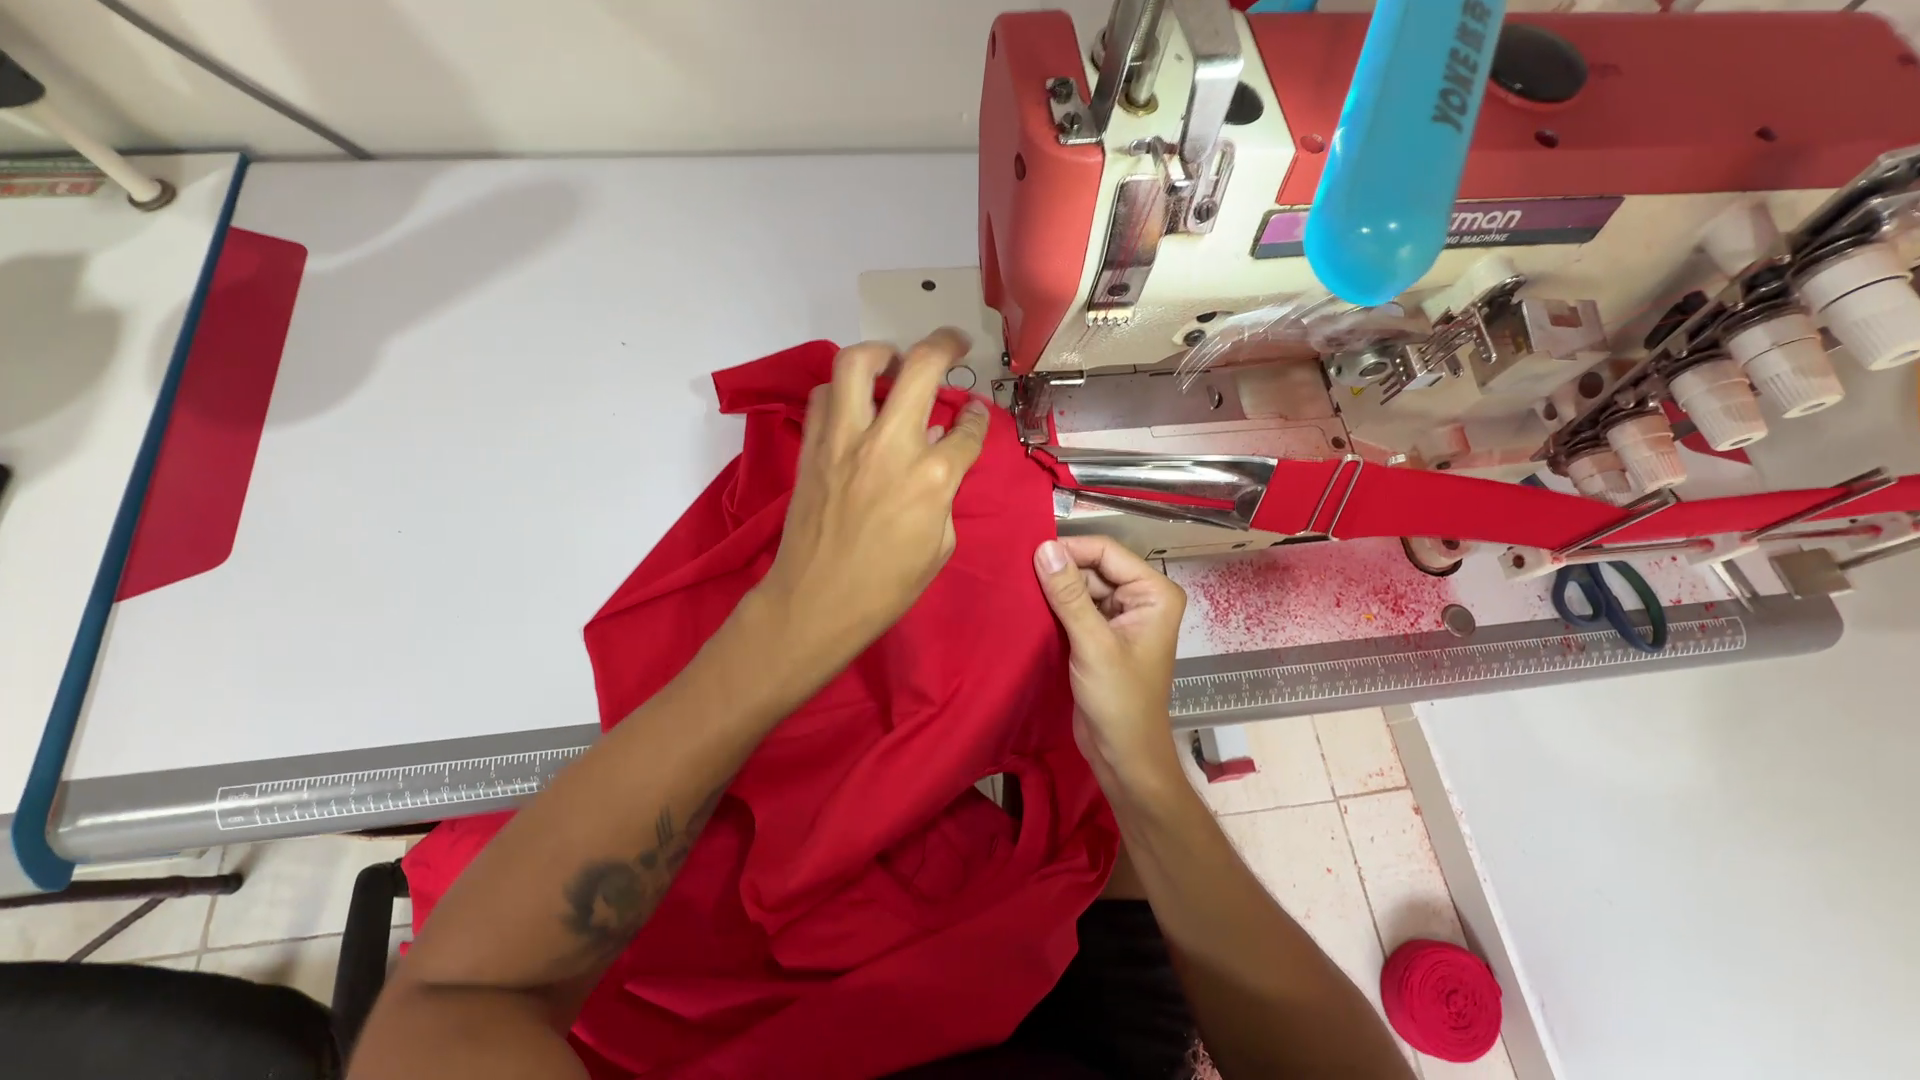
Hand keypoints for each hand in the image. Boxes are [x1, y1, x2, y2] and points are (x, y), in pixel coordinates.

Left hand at [758, 329, 990, 666]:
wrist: (817, 602)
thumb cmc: (887, 587)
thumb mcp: (940, 545)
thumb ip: (945, 491)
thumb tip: (939, 452)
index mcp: (933, 477)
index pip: (966, 428)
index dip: (977, 416)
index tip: (975, 411)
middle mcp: (890, 445)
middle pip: (921, 367)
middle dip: (945, 344)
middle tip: (953, 342)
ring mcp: (844, 441)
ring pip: (857, 363)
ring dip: (881, 352)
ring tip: (892, 361)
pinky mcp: (812, 447)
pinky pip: (823, 396)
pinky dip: (842, 389)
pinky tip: (854, 402)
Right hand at [1032, 535, 1187, 786]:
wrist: (1123, 754)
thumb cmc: (1119, 701)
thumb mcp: (1092, 644)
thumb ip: (1068, 595)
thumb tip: (1043, 548)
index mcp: (1155, 592)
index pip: (1107, 551)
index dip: (1070, 550)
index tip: (1029, 556)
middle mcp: (1142, 597)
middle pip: (1093, 566)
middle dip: (1060, 570)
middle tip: (1019, 574)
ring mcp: (1122, 616)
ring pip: (1082, 586)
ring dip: (1055, 589)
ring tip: (1021, 589)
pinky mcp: (1102, 634)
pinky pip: (1077, 607)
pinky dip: (1056, 607)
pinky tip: (1032, 607)